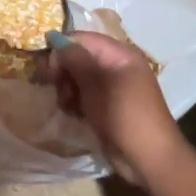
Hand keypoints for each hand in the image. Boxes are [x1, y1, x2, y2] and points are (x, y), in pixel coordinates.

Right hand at [42, 31, 182, 176]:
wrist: (148, 158)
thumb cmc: (125, 116)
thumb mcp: (97, 85)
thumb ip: (75, 59)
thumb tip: (54, 37)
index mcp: (120, 55)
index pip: (82, 39)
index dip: (61, 49)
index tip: (47, 69)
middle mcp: (116, 66)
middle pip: (79, 57)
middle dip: (63, 70)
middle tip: (52, 87)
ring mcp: (112, 87)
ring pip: (78, 76)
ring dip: (66, 88)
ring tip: (65, 104)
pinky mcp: (106, 105)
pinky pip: (83, 93)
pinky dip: (74, 100)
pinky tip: (72, 112)